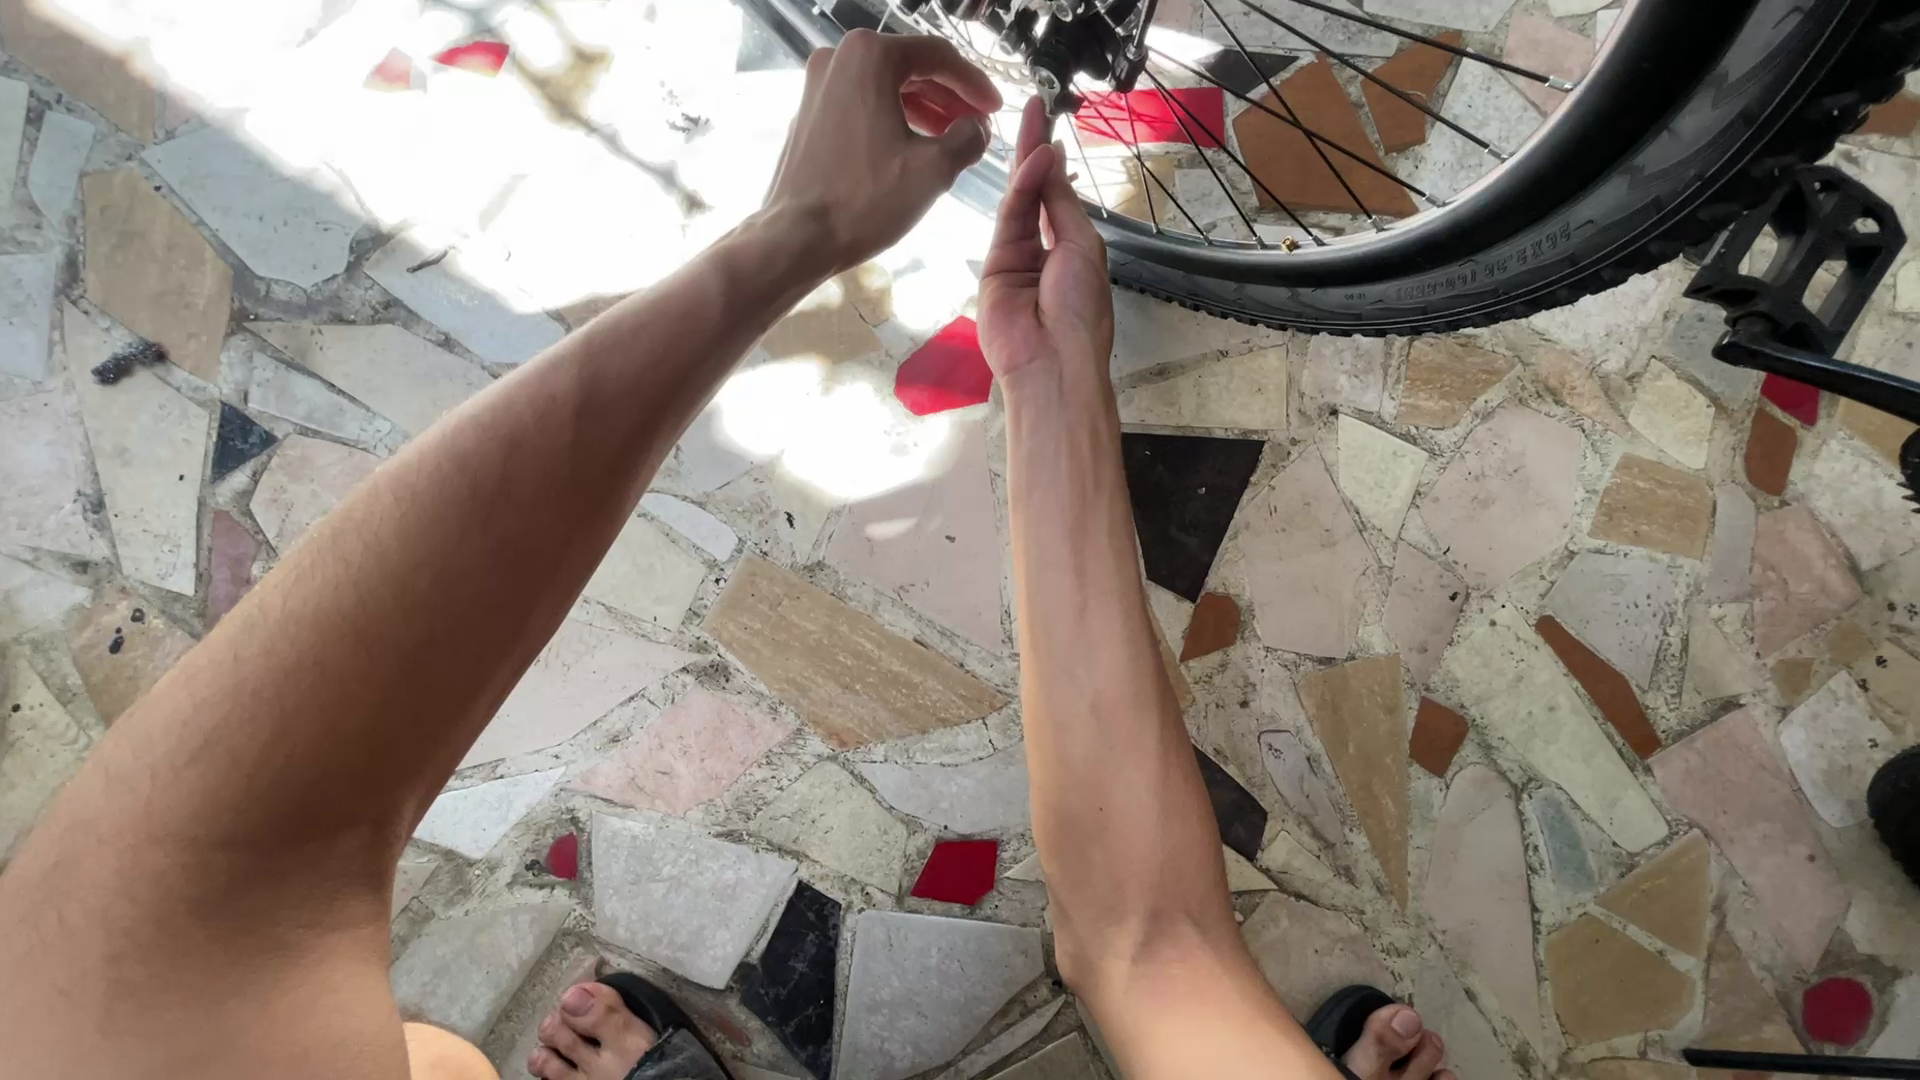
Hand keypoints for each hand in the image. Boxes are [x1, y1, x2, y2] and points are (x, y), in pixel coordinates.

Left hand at [764, 30, 1001, 275]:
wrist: (798, 237)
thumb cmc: (866, 201)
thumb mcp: (934, 170)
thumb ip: (968, 138)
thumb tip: (977, 128)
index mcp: (870, 56)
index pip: (938, 56)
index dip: (974, 83)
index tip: (995, 108)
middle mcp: (838, 59)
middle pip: (910, 70)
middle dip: (949, 98)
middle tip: (977, 125)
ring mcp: (818, 88)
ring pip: (885, 91)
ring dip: (923, 113)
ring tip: (950, 142)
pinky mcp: (809, 118)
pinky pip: (862, 110)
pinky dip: (892, 124)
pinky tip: (911, 153)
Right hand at [977, 97, 1113, 383]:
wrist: (1054, 362)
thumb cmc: (1081, 311)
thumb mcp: (1082, 249)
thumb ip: (1061, 205)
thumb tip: (1053, 161)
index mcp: (1070, 252)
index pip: (1058, 199)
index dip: (1054, 165)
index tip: (1049, 126)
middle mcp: (1041, 253)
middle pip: (1034, 195)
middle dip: (1035, 153)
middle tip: (1033, 108)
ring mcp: (1014, 261)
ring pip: (1019, 205)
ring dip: (1028, 165)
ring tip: (1035, 125)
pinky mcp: (992, 268)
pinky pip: (1007, 223)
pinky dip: (1019, 192)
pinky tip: (1032, 163)